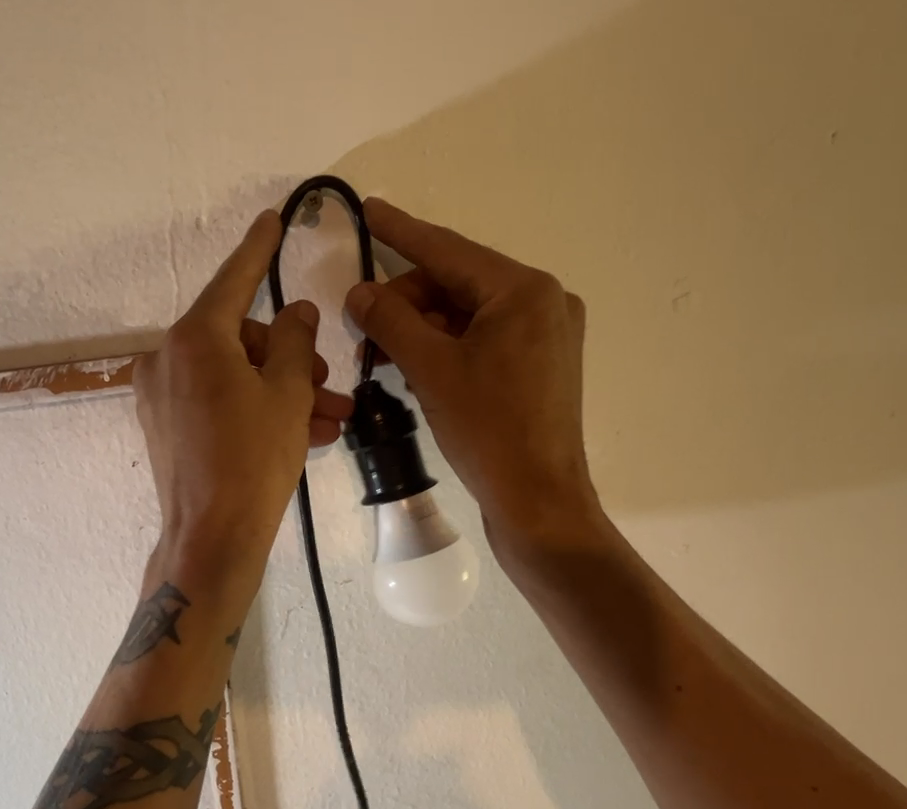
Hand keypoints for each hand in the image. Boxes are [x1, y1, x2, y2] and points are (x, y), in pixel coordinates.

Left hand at [136, 211, 353, 578]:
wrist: (212, 539)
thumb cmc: (254, 461)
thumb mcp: (289, 393)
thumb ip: (296, 340)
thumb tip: (295, 312)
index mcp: (194, 338)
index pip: (234, 281)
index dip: (258, 250)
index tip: (271, 219)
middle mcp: (166, 358)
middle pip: (240, 338)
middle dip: (290, 360)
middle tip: (331, 387)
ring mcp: (160, 395)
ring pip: (233, 376)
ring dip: (282, 393)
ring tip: (329, 420)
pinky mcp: (164, 427)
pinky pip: (217, 402)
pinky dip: (254, 410)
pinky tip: (299, 433)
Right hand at [345, 198, 596, 540]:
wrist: (538, 499)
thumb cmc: (488, 430)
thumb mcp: (430, 370)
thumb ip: (391, 322)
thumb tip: (359, 292)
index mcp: (524, 291)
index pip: (448, 251)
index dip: (401, 232)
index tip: (368, 209)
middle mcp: (543, 301)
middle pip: (457, 283)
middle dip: (406, 301)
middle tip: (362, 326)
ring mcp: (546, 334)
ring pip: (467, 313)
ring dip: (423, 327)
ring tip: (382, 353)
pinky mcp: (541, 365)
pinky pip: (483, 338)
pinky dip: (446, 345)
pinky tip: (416, 363)